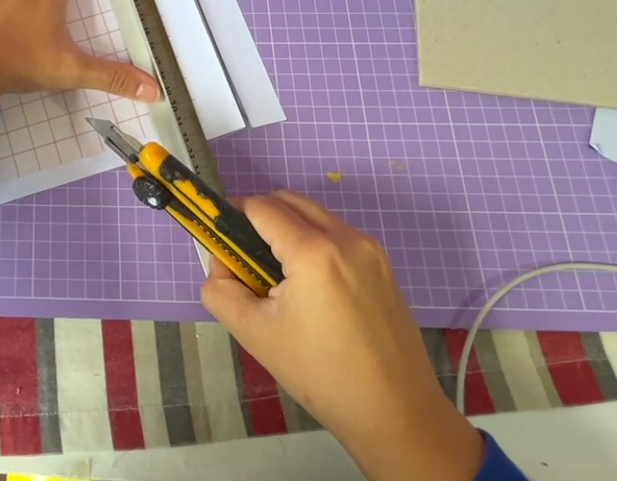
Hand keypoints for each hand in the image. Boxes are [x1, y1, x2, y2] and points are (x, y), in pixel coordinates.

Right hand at [202, 191, 483, 480]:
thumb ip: (220, 289)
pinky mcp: (384, 266)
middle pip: (288, 201)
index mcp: (313, 251)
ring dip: (288, 230)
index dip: (233, 214)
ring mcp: (370, 250)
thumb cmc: (320, 374)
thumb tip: (220, 262)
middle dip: (260, 218)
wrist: (396, 415)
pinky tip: (311, 291)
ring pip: (314, 216)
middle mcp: (345, 238)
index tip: (221, 237)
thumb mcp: (254, 333)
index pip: (261, 207)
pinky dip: (314, 244)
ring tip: (279, 279)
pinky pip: (337, 236)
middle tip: (245, 256)